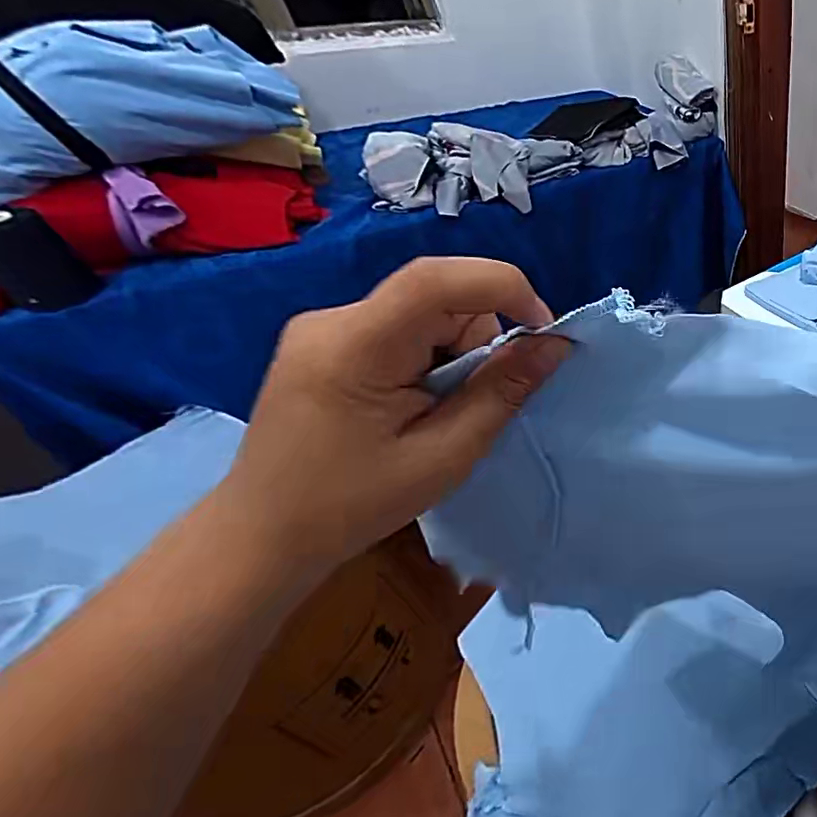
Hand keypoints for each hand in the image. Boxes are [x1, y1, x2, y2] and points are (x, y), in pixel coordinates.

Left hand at [206, 258, 570, 573]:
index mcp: (355, 346)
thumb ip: (502, 392)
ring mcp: (324, 327)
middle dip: (479, 339)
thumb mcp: (445, 455)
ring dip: (455, 352)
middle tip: (472, 401)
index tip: (543, 332)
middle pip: (438, 296)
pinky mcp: (325, 341)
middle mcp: (334, 318)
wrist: (262, 537)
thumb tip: (554, 344)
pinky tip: (412, 402)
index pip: (436, 279)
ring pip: (426, 311)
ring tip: (434, 411)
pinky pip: (404, 326)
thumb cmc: (353, 505)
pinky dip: (430, 356)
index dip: (504, 288)